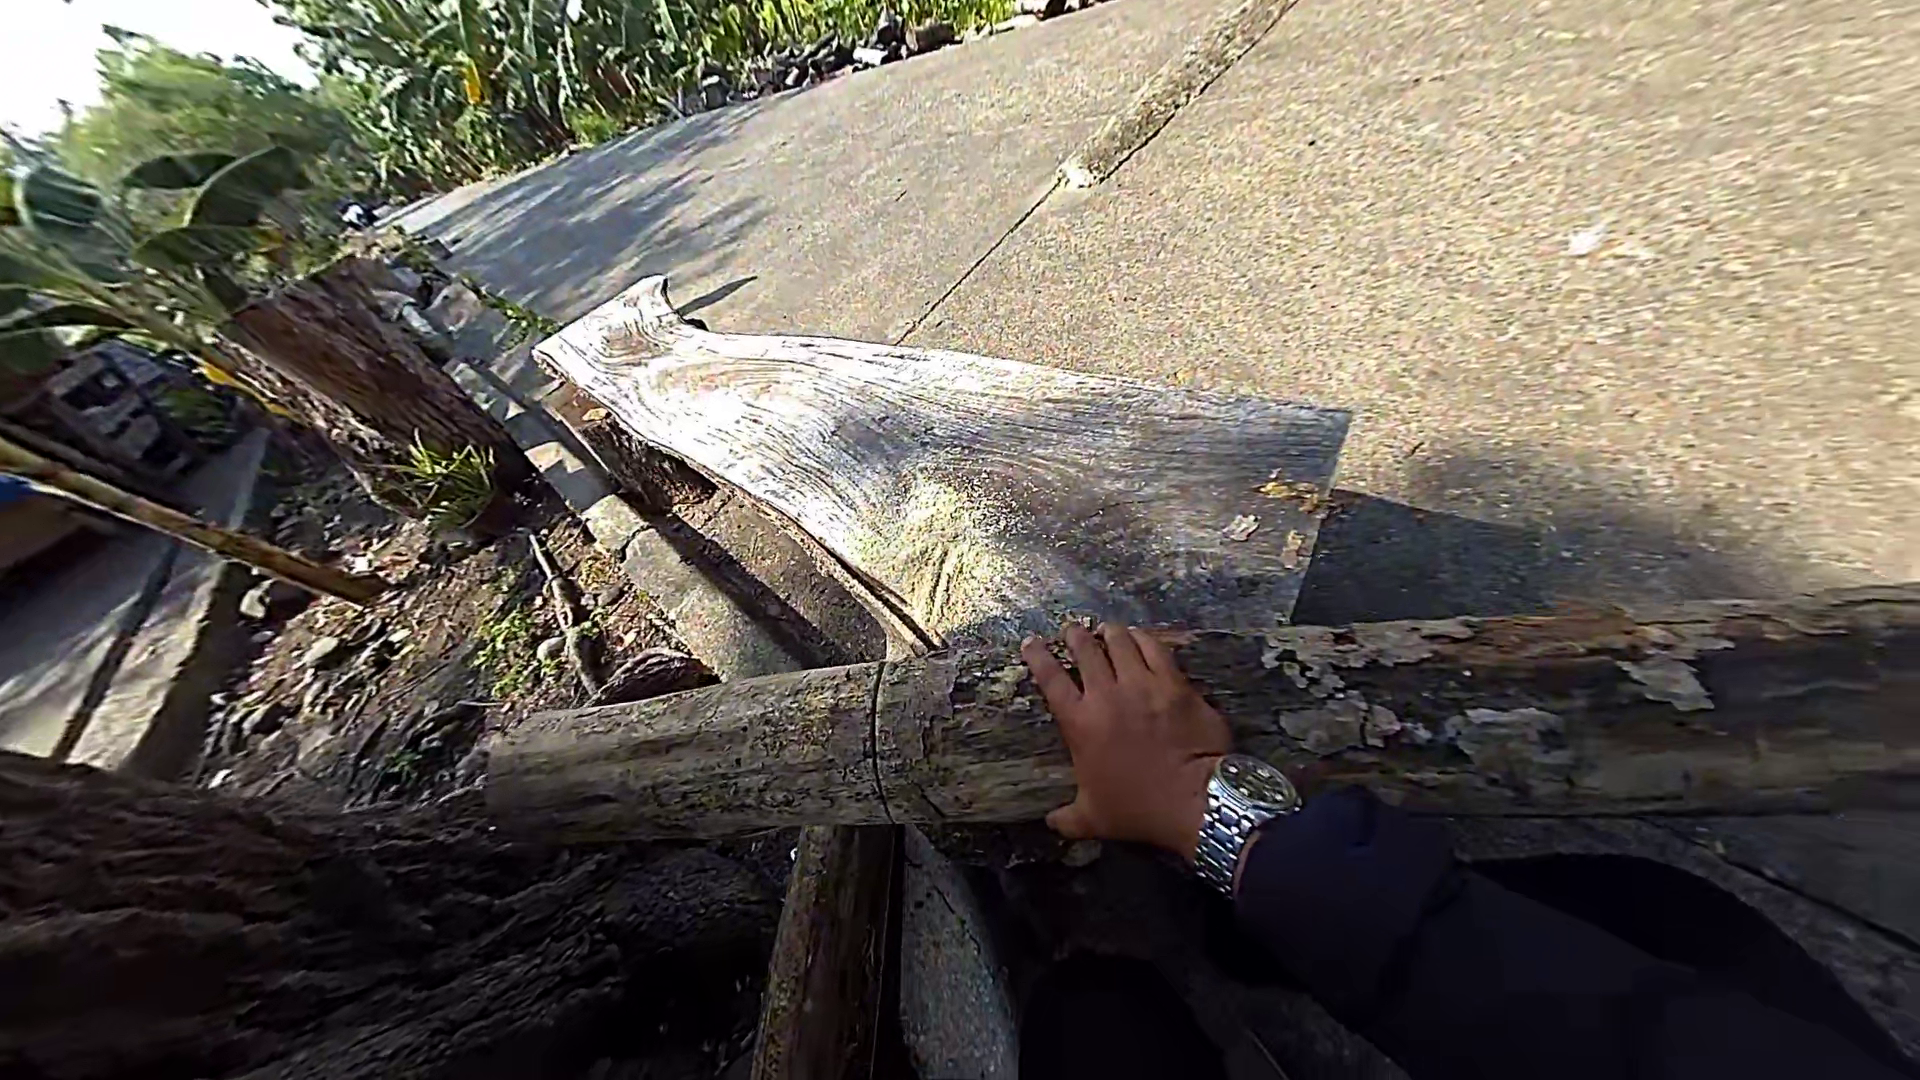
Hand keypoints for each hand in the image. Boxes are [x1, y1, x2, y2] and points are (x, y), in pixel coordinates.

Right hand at [1020, 622, 1231, 859]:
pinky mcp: (1173, 683)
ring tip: (1106, 629)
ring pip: (1119, 642)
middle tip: (1072, 629)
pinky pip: (1155, 649)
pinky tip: (1140, 636)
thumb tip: (1049, 824)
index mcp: (1080, 722)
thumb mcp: (1094, 818)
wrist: (1196, 802)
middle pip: (1084, 650)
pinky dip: (1143, 639)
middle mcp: (1106, 695)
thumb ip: (1067, 818)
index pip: (1050, 678)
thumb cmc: (1138, 808)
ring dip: (1109, 633)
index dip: (1037, 656)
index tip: (1031, 641)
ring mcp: (1142, 685)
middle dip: (1074, 635)